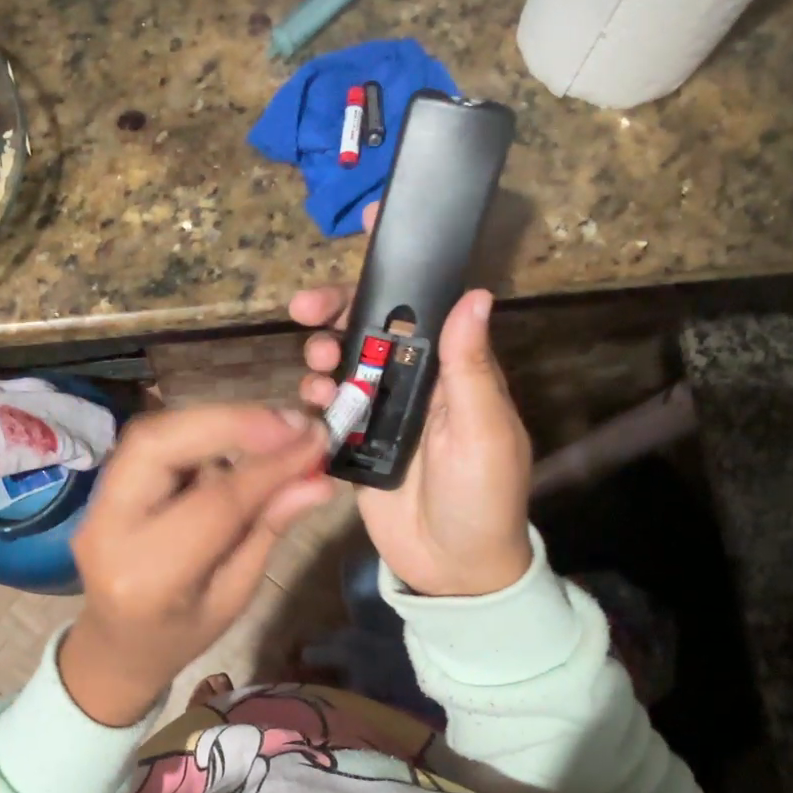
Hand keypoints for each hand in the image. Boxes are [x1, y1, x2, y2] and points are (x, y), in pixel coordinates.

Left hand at [61, 404, 333, 724]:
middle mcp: (108, 531)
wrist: (115, 648)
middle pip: (159, 445)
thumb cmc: (181, 636)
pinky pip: (149, 443)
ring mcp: (95, 506)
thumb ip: (267, 530)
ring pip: (150, 434)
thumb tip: (319, 480)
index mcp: (148, 577)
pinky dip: (198, 432)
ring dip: (215, 421)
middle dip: (229, 422)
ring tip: (271, 428)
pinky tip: (237, 439)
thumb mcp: (234, 596)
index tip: (315, 441)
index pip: (213, 503)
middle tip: (290, 422)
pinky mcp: (100, 489)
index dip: (268, 467)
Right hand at [291, 202, 532, 597]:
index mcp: (453, 370)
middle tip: (308, 308)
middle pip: (372, 328)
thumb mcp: (483, 429)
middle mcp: (416, 382)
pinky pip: (328, 407)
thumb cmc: (480, 495)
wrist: (451, 567)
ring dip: (324, 351)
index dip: (401, 265)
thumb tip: (475, 293)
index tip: (373, 224)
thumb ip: (471, 368)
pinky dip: (315, 394)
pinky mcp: (354, 444)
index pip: (426, 304)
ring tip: (316, 363)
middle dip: (339, 309)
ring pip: (344, 362)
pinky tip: (311, 397)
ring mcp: (382, 412)